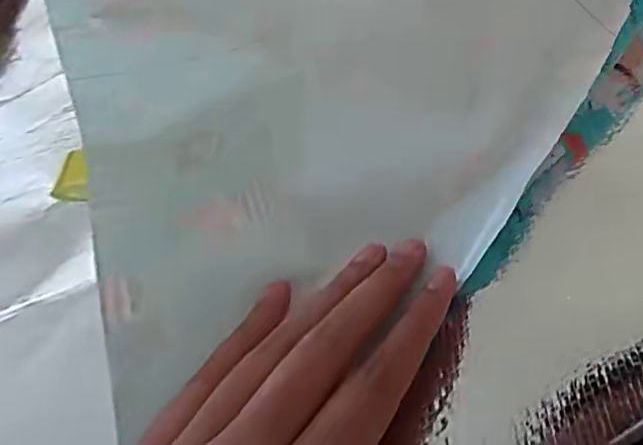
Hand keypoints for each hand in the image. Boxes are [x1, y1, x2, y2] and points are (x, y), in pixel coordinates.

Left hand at [141, 240, 456, 444]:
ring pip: (266, 357)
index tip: (442, 282)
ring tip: (365, 256)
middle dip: (373, 297)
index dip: (412, 332)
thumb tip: (408, 392)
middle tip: (411, 249)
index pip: (367, 393)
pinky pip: (200, 383)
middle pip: (318, 359)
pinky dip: (241, 335)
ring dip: (322, 300)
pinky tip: (276, 294)